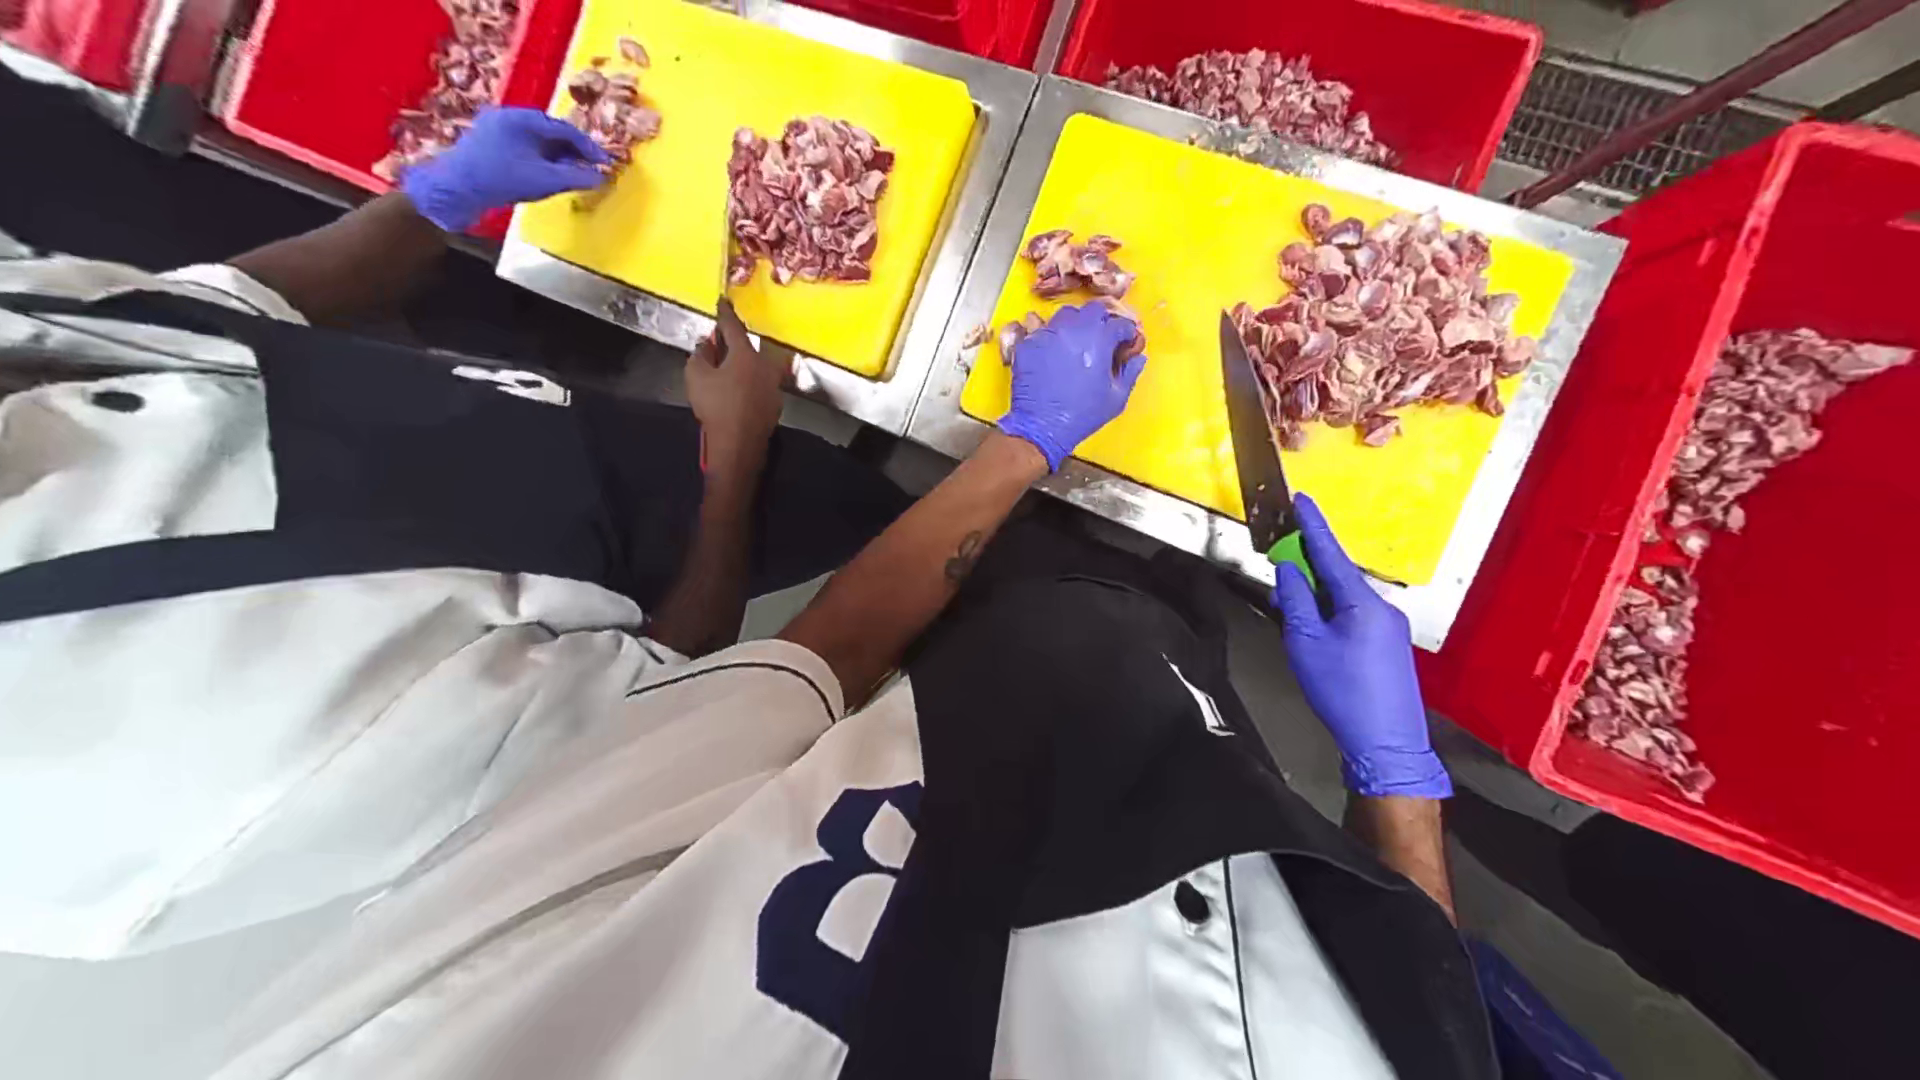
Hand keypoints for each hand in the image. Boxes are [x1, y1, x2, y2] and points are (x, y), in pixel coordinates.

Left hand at [400, 107, 610, 231]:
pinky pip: (526, 147)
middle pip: (551, 132)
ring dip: (560, 157)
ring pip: (538, 141)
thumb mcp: (546, 180)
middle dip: (575, 151)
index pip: (564, 128)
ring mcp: (497, 129)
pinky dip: (544, 160)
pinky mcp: (491, 144)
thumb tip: (602, 178)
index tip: (606, 162)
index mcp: (521, 118)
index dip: (588, 146)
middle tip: (593, 169)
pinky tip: (553, 175)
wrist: (456, 189)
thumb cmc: (502, 179)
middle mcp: (508, 117)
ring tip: (576, 174)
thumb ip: (577, 178)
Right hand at [687, 298, 786, 483]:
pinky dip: (747, 385)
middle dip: (731, 346)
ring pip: (754, 369)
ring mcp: (774, 386)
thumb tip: (707, 344)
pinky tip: (736, 394)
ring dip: (740, 367)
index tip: (723, 302)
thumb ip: (700, 354)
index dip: (725, 314)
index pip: (733, 327)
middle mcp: (766, 366)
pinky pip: (758, 386)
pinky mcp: (776, 405)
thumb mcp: (696, 375)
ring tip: (724, 373)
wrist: (739, 444)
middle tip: (716, 346)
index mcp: (746, 354)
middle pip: (746, 349)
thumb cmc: (715, 406)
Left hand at [997, 303, 1146, 471]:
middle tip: (1100, 340)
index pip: (1120, 323)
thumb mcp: (1116, 398)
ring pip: (1065, 315)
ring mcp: (1048, 333)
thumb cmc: (1082, 415)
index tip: (1124, 344)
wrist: (1041, 426)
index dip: (1125, 334)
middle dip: (1100, 322)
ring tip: (1075, 344)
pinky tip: (1053, 353)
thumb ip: (1130, 372)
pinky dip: (1051, 336)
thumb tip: (1138, 357)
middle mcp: (1074, 328)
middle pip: (1093, 310)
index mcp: (1099, 339)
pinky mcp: (1027, 343)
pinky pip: (1041, 329)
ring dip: (1075, 324)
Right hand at [1269, 494, 1451, 798]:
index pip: (1330, 553)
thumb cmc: (1339, 688)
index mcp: (1361, 601)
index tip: (1301, 498)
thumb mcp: (1305, 641)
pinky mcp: (1387, 645)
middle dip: (1306, 569)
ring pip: (1343, 598)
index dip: (1312, 525)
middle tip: (1278, 566)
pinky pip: (1352, 615)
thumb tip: (1288, 567)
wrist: (1386, 740)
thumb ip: (1295, 600)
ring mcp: (1388, 626)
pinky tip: (1312, 630)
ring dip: (1314, 596)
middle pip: (1336, 576)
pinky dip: (1327, 613)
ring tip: (1289, 611)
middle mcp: (1380, 607)